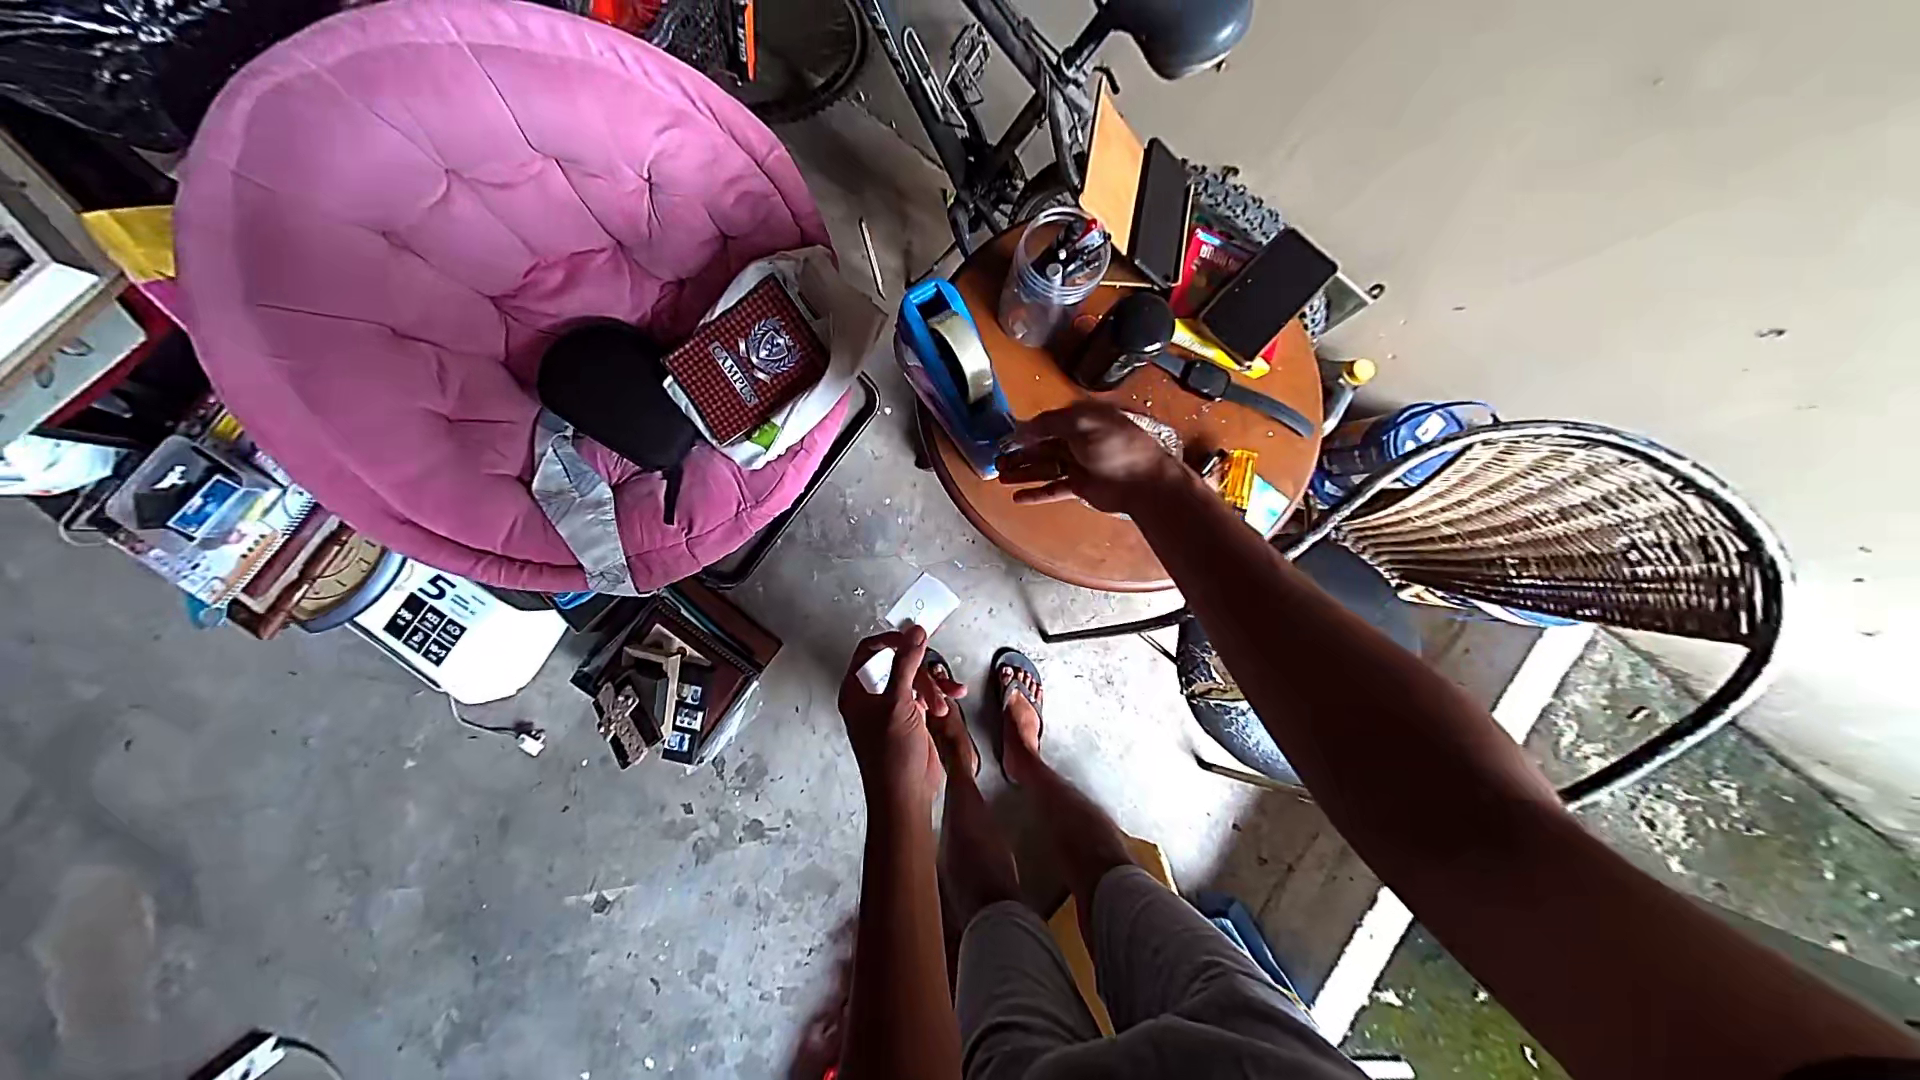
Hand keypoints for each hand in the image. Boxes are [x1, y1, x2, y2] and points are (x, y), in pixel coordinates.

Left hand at [839, 626, 941, 801]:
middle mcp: (870, 696)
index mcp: (855, 691)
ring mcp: (891, 706)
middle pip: (897, 663)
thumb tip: (914, 632)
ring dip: (933, 686)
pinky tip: (953, 698)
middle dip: (920, 671)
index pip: (869, 651)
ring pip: (914, 678)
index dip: (892, 641)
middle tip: (936, 681)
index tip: (915, 638)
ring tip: (945, 703)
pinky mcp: (910, 716)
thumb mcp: (898, 704)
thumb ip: (906, 664)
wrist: (905, 795)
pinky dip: (939, 694)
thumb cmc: (891, 755)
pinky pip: (924, 694)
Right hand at [995, 401, 1188, 513]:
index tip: (1005, 439)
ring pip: (1043, 467)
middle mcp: (1078, 440)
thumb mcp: (1081, 422)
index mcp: (1080, 419)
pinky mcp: (1080, 486)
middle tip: (997, 461)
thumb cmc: (1116, 446)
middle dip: (1018, 454)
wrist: (1142, 481)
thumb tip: (1023, 429)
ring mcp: (1078, 464)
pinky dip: (1036, 493)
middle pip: (1041, 447)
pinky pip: (1053, 488)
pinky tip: (1017, 497)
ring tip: (1000, 476)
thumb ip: (1049, 423)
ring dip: (1022, 472)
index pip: (1046, 423)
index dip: (1024, 431)